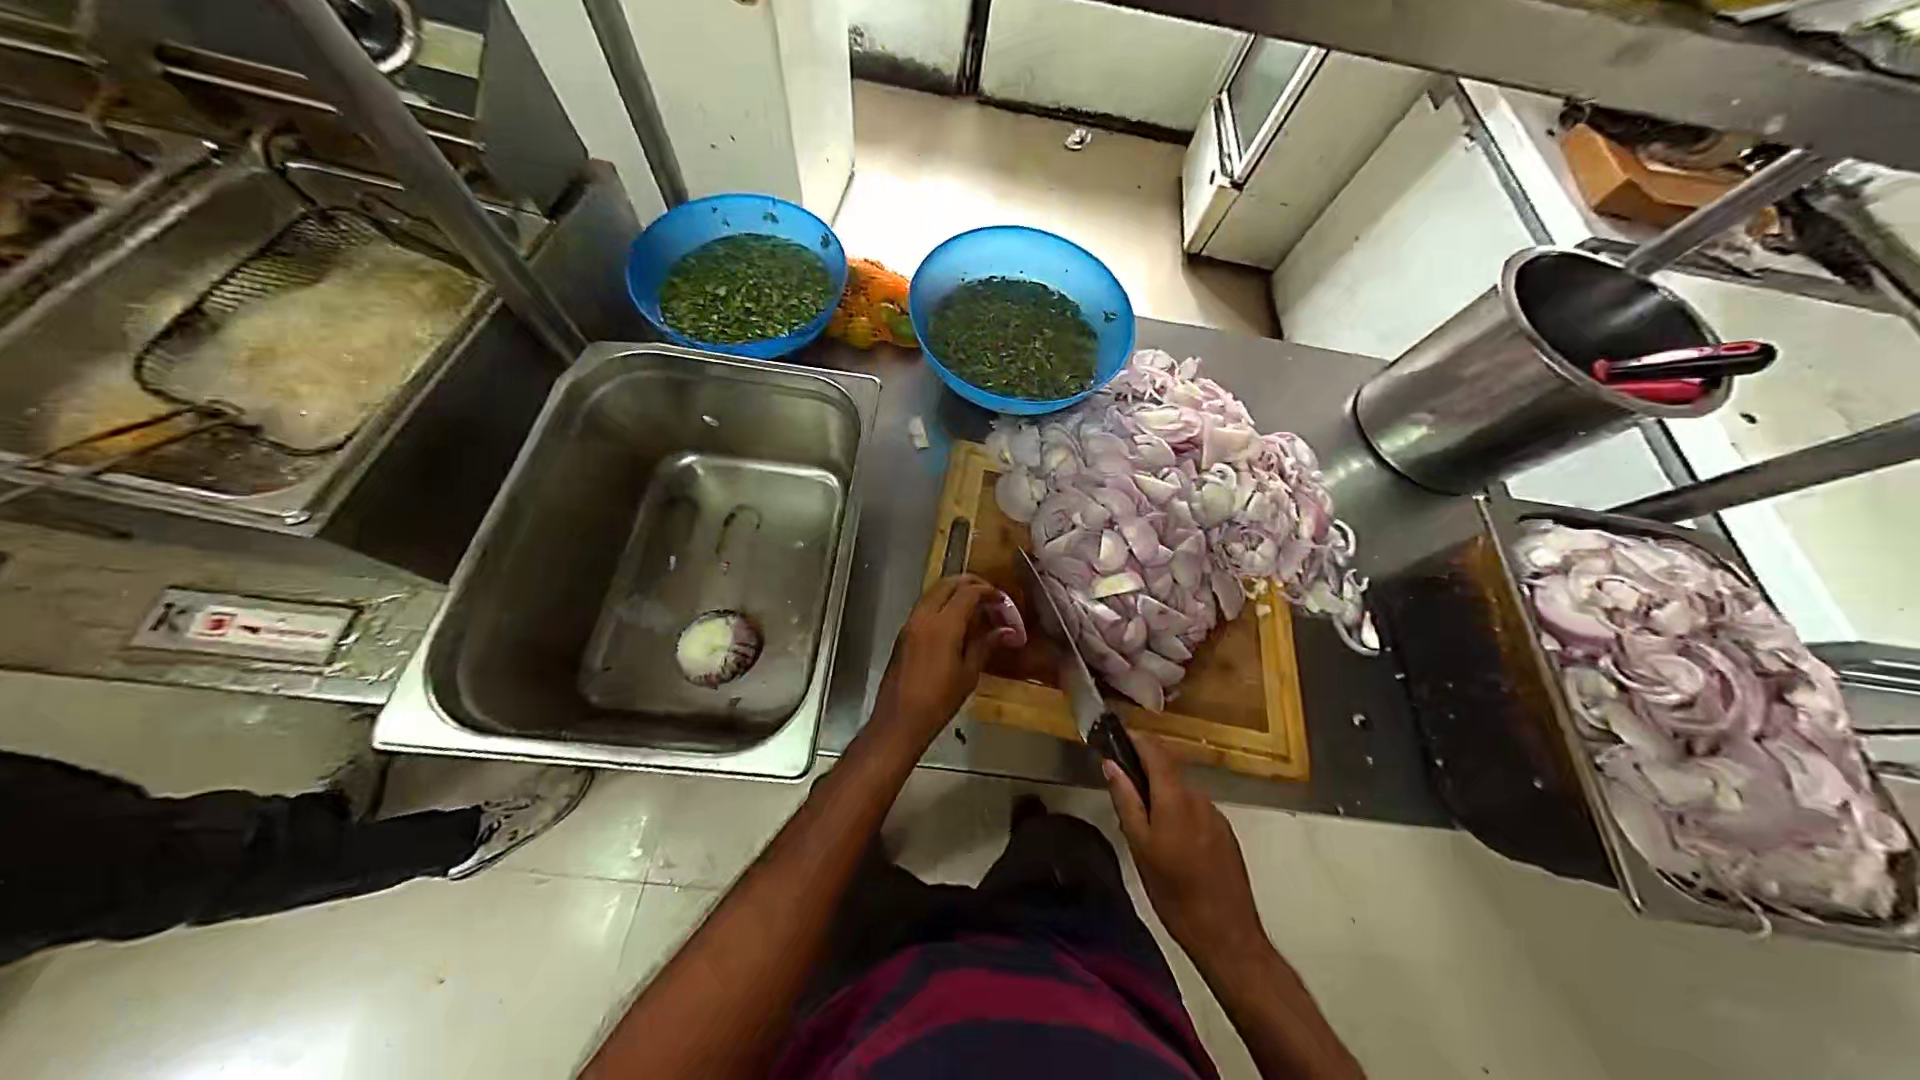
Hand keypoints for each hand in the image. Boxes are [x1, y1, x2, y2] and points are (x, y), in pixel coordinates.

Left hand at [872, 574, 1019, 744]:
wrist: (899, 720)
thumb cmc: (939, 701)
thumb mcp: (968, 673)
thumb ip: (986, 645)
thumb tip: (1007, 632)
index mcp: (944, 624)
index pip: (969, 593)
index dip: (988, 591)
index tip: (1002, 599)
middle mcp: (924, 616)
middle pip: (948, 584)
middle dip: (970, 584)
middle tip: (989, 595)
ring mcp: (910, 623)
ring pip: (934, 593)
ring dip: (954, 592)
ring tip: (975, 607)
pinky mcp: (903, 634)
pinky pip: (925, 607)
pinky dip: (942, 604)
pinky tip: (955, 622)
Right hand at [1105, 732, 1266, 963]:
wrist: (1226, 934)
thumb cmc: (1174, 892)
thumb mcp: (1139, 847)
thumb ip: (1126, 801)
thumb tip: (1111, 764)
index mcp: (1176, 799)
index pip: (1157, 752)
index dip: (1137, 739)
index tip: (1117, 736)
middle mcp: (1200, 799)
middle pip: (1170, 771)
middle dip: (1146, 770)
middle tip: (1122, 785)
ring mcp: (1216, 816)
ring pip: (1182, 792)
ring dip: (1162, 795)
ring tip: (1144, 822)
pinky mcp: (1225, 833)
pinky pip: (1196, 811)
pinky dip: (1179, 812)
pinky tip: (1171, 842)